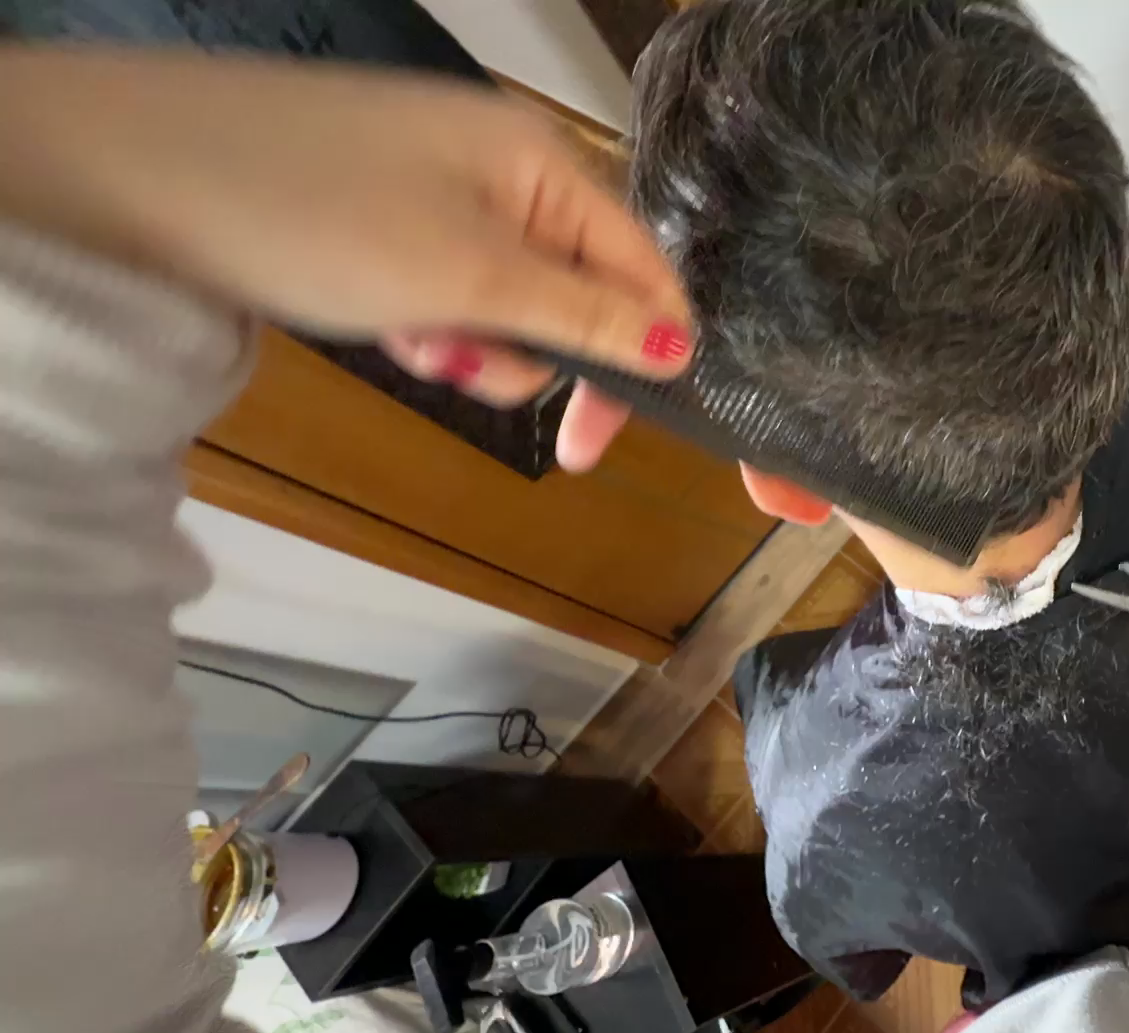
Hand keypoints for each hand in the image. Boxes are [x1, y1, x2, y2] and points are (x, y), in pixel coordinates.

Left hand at [0, 47, 691, 470]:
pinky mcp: (404, 221)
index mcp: (543, 164)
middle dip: (546, 354)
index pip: (642, 269)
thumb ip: (589, 317)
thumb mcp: (471, 278)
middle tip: (524, 418)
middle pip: (583, 292)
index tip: (621, 428)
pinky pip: (465, 294)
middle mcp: (511, 174)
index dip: (649, 348)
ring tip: (422, 346)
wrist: (100, 171)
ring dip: (486, 347)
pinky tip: (394, 329)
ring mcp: (454, 195)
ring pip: (523, 305)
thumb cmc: (312, 216)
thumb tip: (683, 349)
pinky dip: (443, 327)